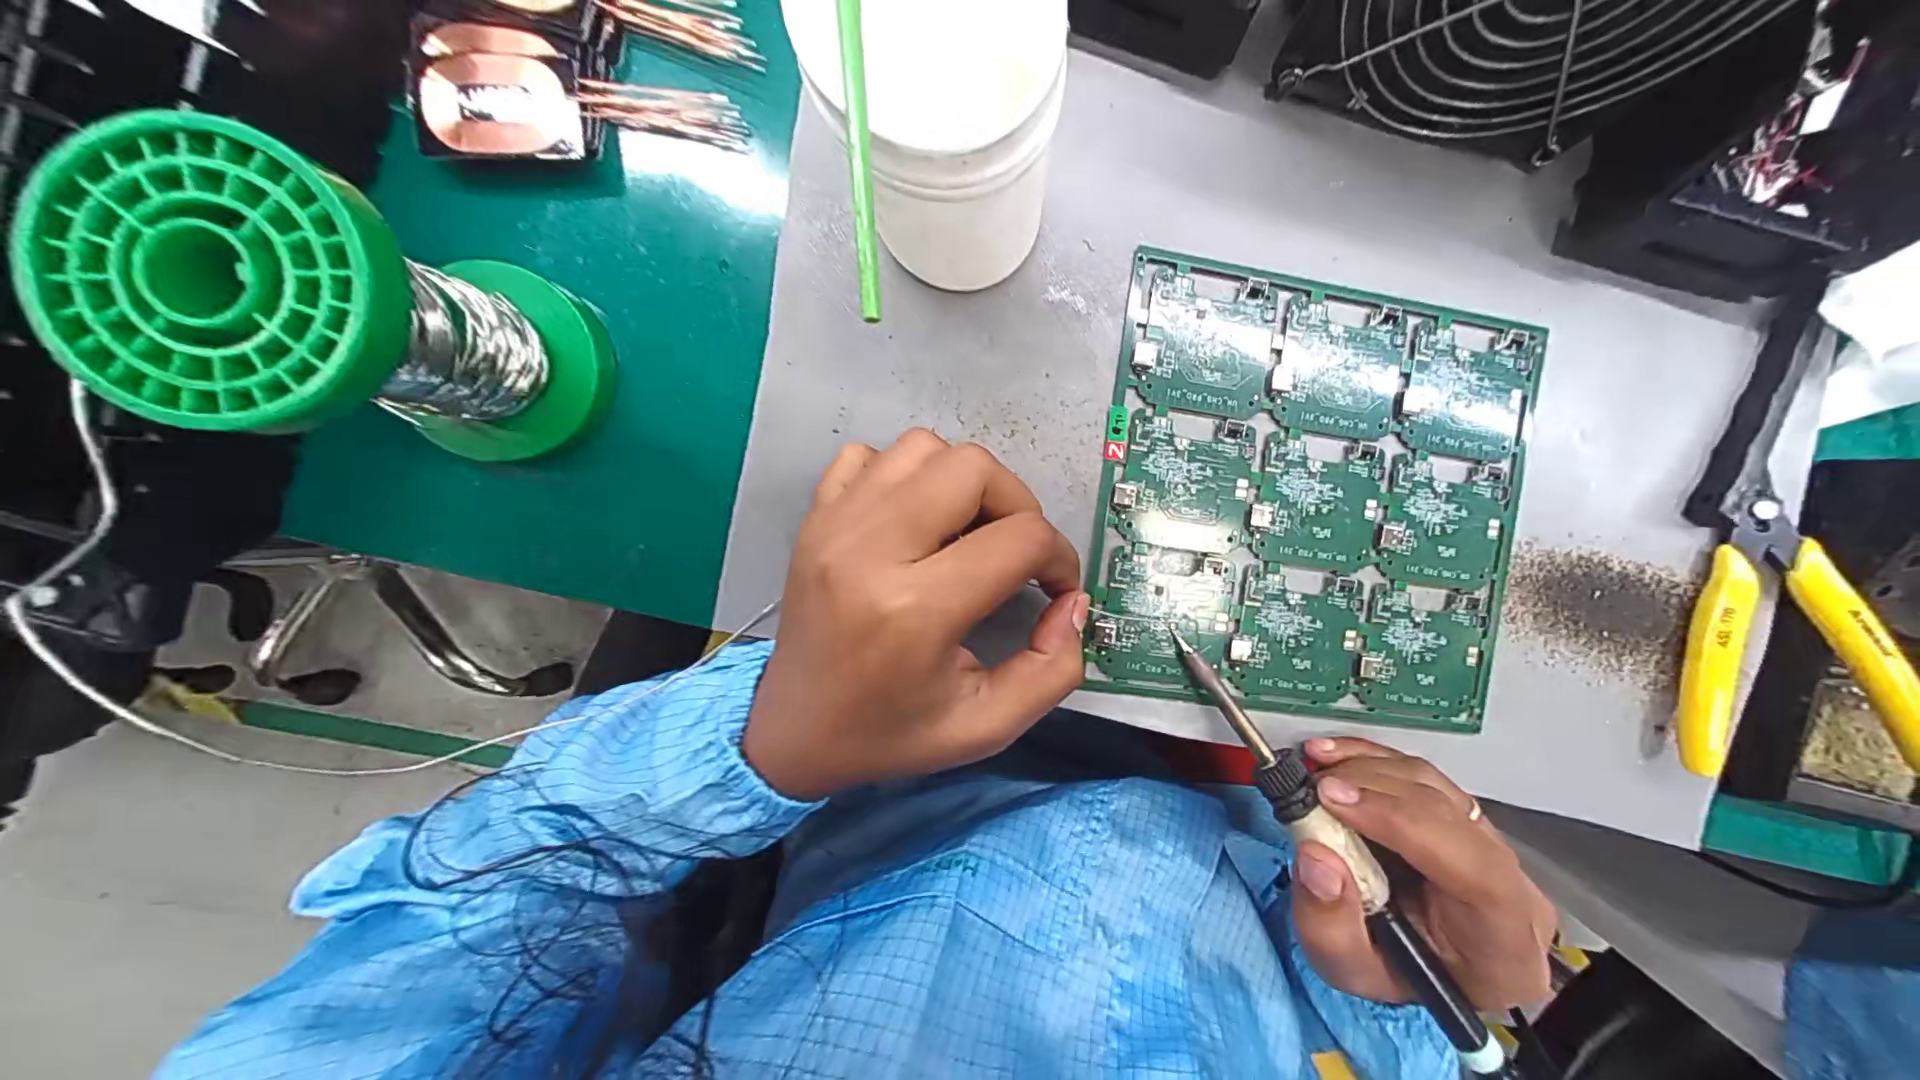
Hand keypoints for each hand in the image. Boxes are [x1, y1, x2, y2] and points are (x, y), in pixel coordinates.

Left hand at [742, 430, 1087, 799]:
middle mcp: (870, 550)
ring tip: (967, 532)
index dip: (1059, 558)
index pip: (1020, 538)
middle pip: (973, 468)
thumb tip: (1072, 602)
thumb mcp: (987, 726)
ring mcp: (835, 524)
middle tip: (1015, 551)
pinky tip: (912, 521)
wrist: (793, 732)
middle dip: (1017, 503)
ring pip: (924, 448)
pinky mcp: (815, 517)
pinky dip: (903, 475)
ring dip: (963, 482)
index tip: (1054, 588)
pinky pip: (868, 456)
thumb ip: (1052, 669)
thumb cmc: (889, 733)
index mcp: (915, 609)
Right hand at [1291, 737, 1556, 1009]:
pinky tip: (1329, 755)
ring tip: (1314, 777)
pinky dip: (1366, 756)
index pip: (1475, 869)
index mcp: (1503, 943)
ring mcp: (1487, 842)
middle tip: (1311, 791)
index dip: (1403, 822)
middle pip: (1449, 814)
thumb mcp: (1350, 970)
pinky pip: (1414, 770)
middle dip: (1371, 790)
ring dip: (1364, 769)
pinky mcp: (1455, 811)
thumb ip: (1330, 924)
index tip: (1334, 801)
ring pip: (1430, 782)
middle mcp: (1511, 885)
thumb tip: (1316, 856)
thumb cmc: (1389, 971)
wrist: (1406, 961)